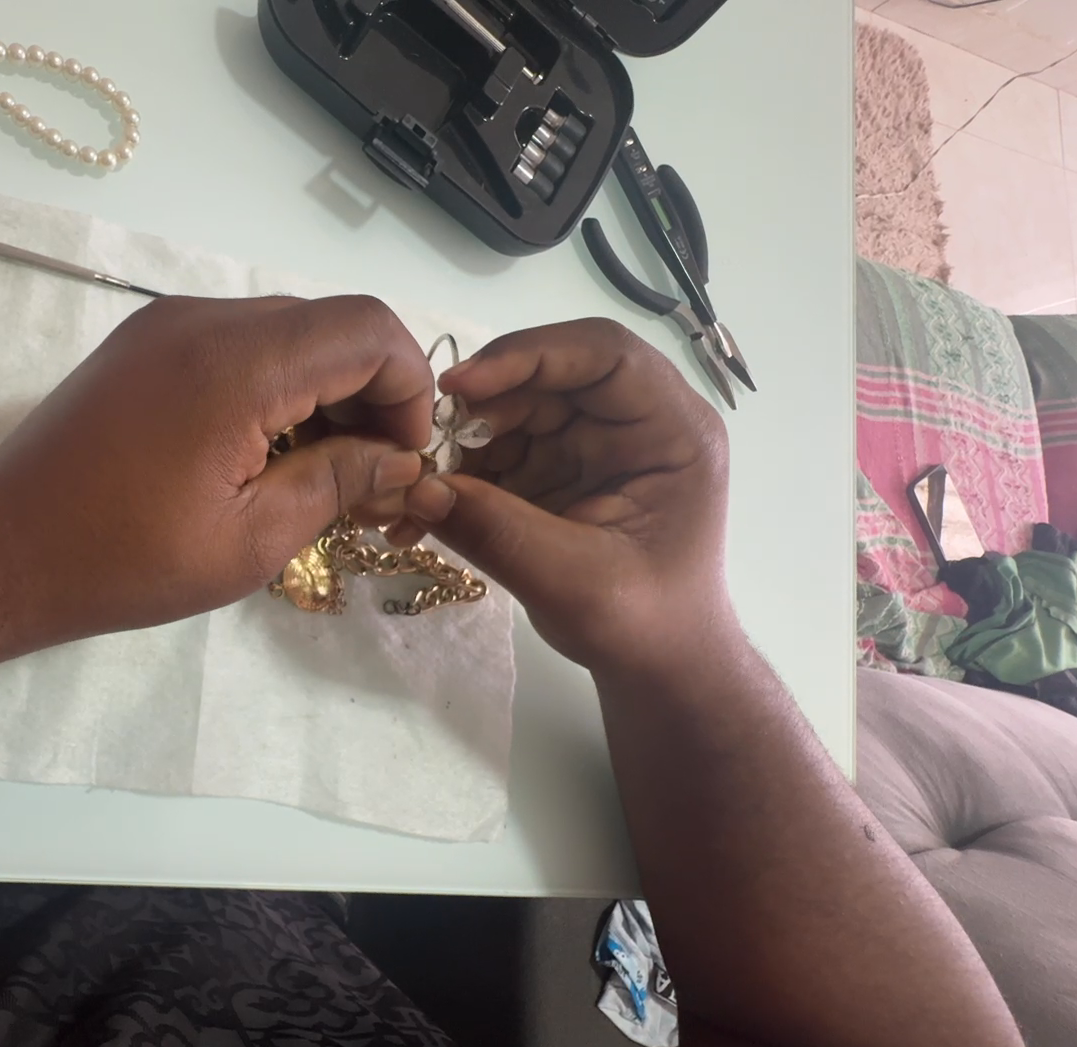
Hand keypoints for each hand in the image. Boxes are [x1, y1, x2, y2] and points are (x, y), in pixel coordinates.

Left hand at [0, 295, 433, 639]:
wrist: (0, 550)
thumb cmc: (123, 561)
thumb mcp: (249, 540)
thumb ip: (337, 484)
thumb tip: (401, 460)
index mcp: (236, 365)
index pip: (368, 330)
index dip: (409, 387)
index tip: (401, 458)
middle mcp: (201, 320)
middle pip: (330, 326)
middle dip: (369, 395)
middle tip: (364, 475)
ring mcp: (165, 325)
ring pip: (286, 334)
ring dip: (321, 392)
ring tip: (316, 471)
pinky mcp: (143, 345)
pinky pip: (237, 346)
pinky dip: (273, 387)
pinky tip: (263, 450)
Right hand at [386, 318, 732, 671]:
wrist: (651, 662)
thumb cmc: (641, 622)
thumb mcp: (571, 580)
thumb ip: (496, 532)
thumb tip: (413, 490)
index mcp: (668, 431)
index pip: (603, 355)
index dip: (528, 356)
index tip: (457, 388)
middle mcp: (625, 425)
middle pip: (542, 381)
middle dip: (474, 411)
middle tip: (417, 450)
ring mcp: (583, 447)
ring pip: (506, 415)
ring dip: (453, 448)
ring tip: (409, 493)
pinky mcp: (549, 472)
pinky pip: (491, 455)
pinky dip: (451, 479)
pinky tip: (417, 512)